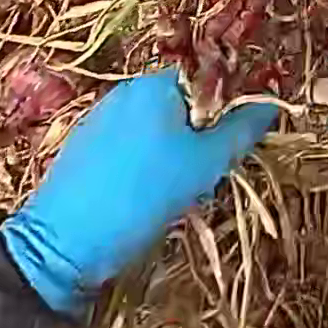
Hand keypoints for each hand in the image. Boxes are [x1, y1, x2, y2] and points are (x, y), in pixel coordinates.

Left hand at [0, 71, 276, 313]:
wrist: (56, 251)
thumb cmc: (142, 194)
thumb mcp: (208, 162)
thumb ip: (244, 126)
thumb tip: (271, 103)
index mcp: (157, 84)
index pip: (211, 75)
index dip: (232, 100)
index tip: (240, 129)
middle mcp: (128, 91)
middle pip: (187, 97)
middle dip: (206, 125)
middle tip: (215, 158)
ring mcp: (101, 118)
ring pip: (162, 120)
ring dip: (180, 142)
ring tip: (184, 177)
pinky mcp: (84, 147)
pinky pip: (135, 138)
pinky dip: (152, 154)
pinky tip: (152, 186)